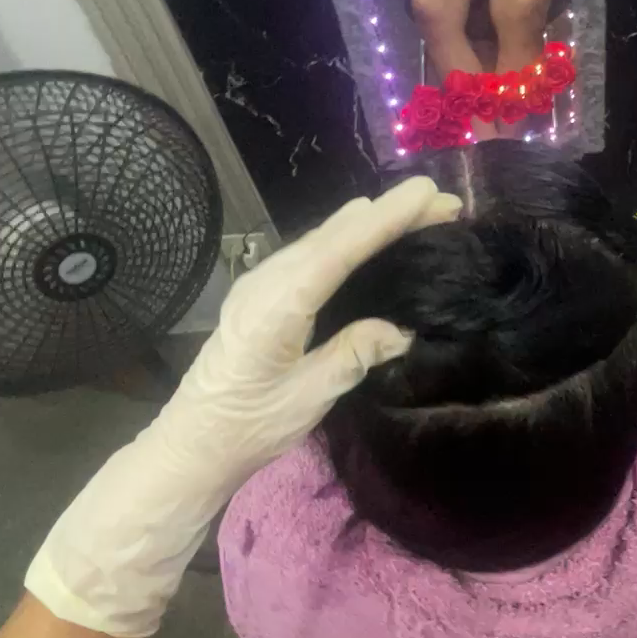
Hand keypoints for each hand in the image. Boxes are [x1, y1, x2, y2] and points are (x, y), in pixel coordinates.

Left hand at [26, 178, 463, 635]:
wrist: (194, 443)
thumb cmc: (249, 426)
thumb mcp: (310, 396)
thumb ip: (354, 355)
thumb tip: (401, 330)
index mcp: (280, 304)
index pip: (342, 248)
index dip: (388, 218)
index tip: (429, 194)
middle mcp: (267, 280)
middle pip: (335, 233)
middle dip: (389, 212)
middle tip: (442, 202)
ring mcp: (261, 282)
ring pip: (322, 237)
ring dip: (370, 222)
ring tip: (418, 210)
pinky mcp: (263, 292)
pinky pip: (312, 252)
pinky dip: (348, 237)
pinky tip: (367, 234)